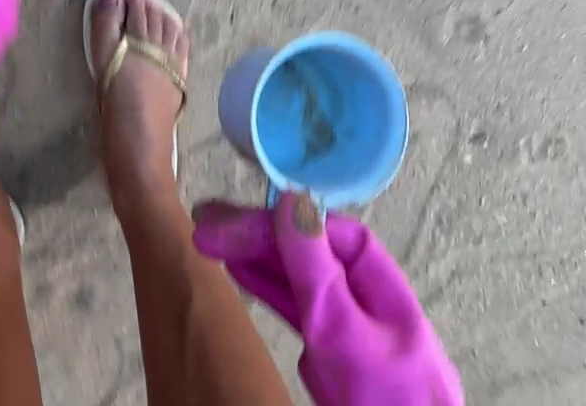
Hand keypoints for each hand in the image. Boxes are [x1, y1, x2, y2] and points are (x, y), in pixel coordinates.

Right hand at [193, 193, 462, 405]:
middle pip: (307, 250)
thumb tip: (293, 200)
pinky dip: (264, 285)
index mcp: (380, 282)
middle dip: (257, 232)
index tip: (237, 218)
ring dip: (252, 253)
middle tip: (205, 219)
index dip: (281, 219)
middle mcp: (364, 295)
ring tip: (207, 235)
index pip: (329, 232)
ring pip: (294, 276)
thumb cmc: (381, 397)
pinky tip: (236, 268)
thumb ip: (316, 269)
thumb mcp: (343, 329)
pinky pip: (293, 306)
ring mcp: (346, 325)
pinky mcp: (330, 354)